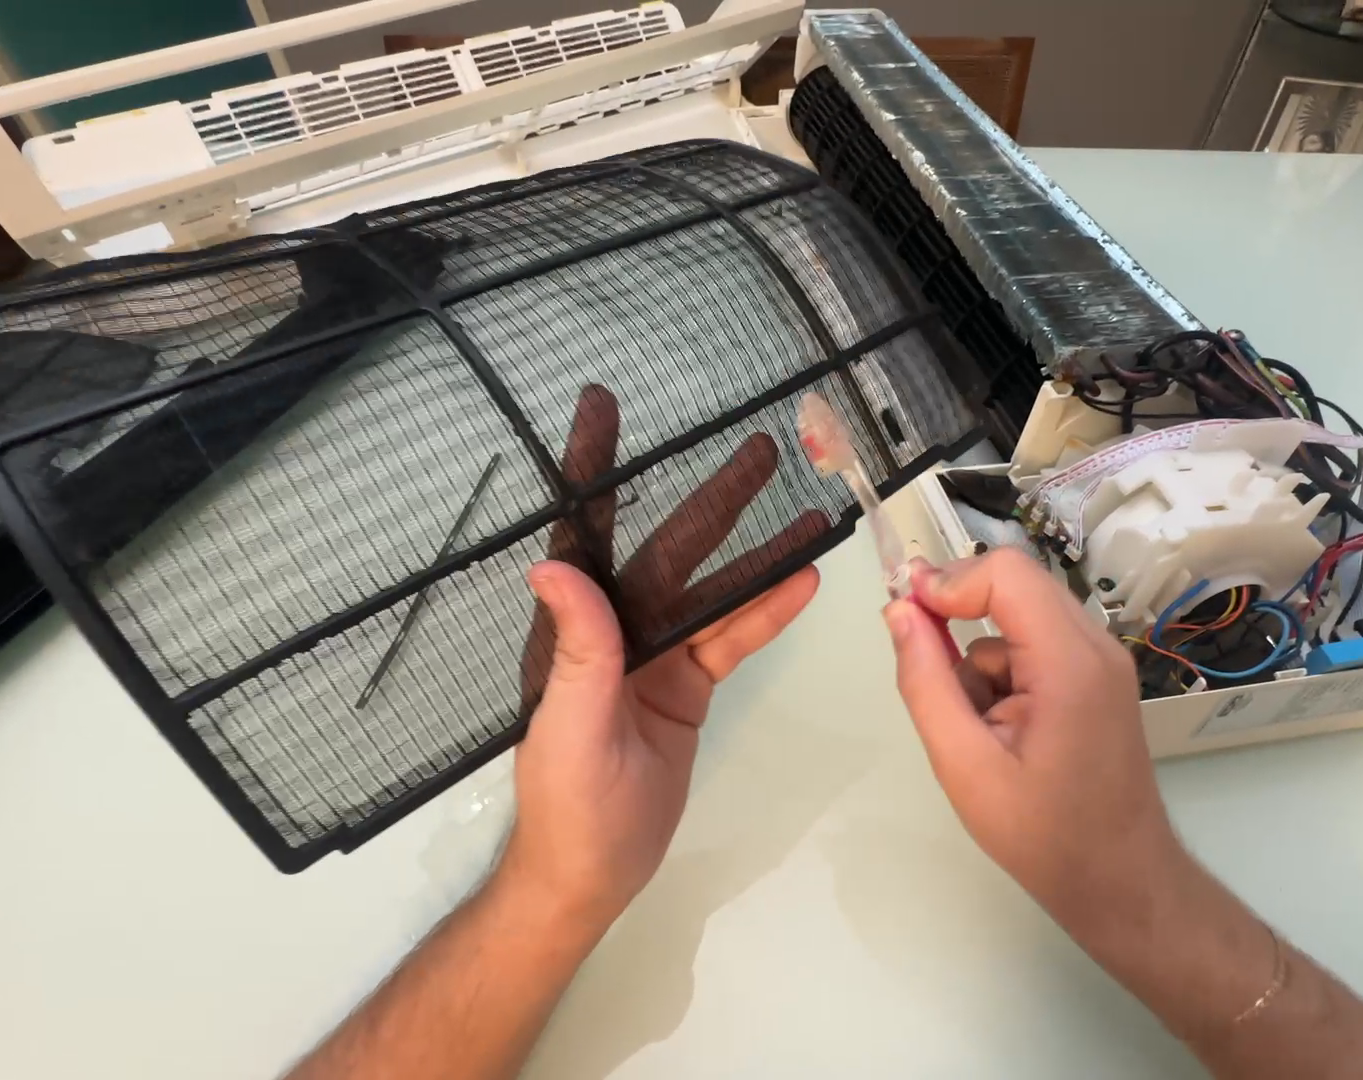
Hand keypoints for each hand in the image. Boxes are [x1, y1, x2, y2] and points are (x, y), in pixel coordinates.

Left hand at [500, 385, 827, 926]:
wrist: (595, 867)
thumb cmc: (566, 800)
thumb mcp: (567, 725)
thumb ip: (574, 648)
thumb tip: (552, 566)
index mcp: (573, 626)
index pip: (583, 532)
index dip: (592, 468)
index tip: (601, 408)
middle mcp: (615, 626)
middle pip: (670, 549)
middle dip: (713, 500)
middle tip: (758, 450)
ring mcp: (656, 653)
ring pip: (713, 592)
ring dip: (759, 556)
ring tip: (810, 518)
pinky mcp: (688, 683)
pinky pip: (731, 639)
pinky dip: (765, 613)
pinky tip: (801, 583)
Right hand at [882, 550, 1190, 937]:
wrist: (1120, 882)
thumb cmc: (1041, 832)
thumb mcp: (962, 763)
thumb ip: (924, 680)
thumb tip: (899, 612)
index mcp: (1070, 662)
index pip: (1005, 574)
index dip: (948, 581)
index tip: (905, 614)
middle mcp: (1094, 646)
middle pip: (1013, 584)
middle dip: (956, 609)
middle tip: (917, 653)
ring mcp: (1100, 660)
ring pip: (1015, 618)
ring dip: (975, 654)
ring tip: (971, 723)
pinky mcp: (1093, 677)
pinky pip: (1029, 646)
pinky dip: (999, 673)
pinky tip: (998, 728)